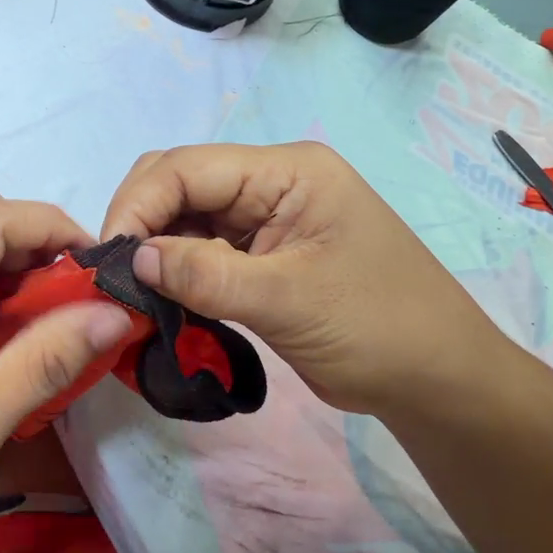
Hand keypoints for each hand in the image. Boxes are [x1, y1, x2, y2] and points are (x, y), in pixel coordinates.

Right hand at [102, 142, 526, 418]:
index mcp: (287, 171)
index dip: (140, 204)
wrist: (442, 385)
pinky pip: (201, 245)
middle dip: (141, 220)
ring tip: (133, 290)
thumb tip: (132, 258)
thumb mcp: (289, 302)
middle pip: (180, 181)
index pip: (188, 168)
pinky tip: (161, 295)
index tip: (109, 257)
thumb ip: (206, 274)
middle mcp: (271, 181)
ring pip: (185, 214)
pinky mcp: (260, 250)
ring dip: (155, 247)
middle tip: (115, 274)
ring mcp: (265, 215)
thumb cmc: (379, 330)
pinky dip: (176, 268)